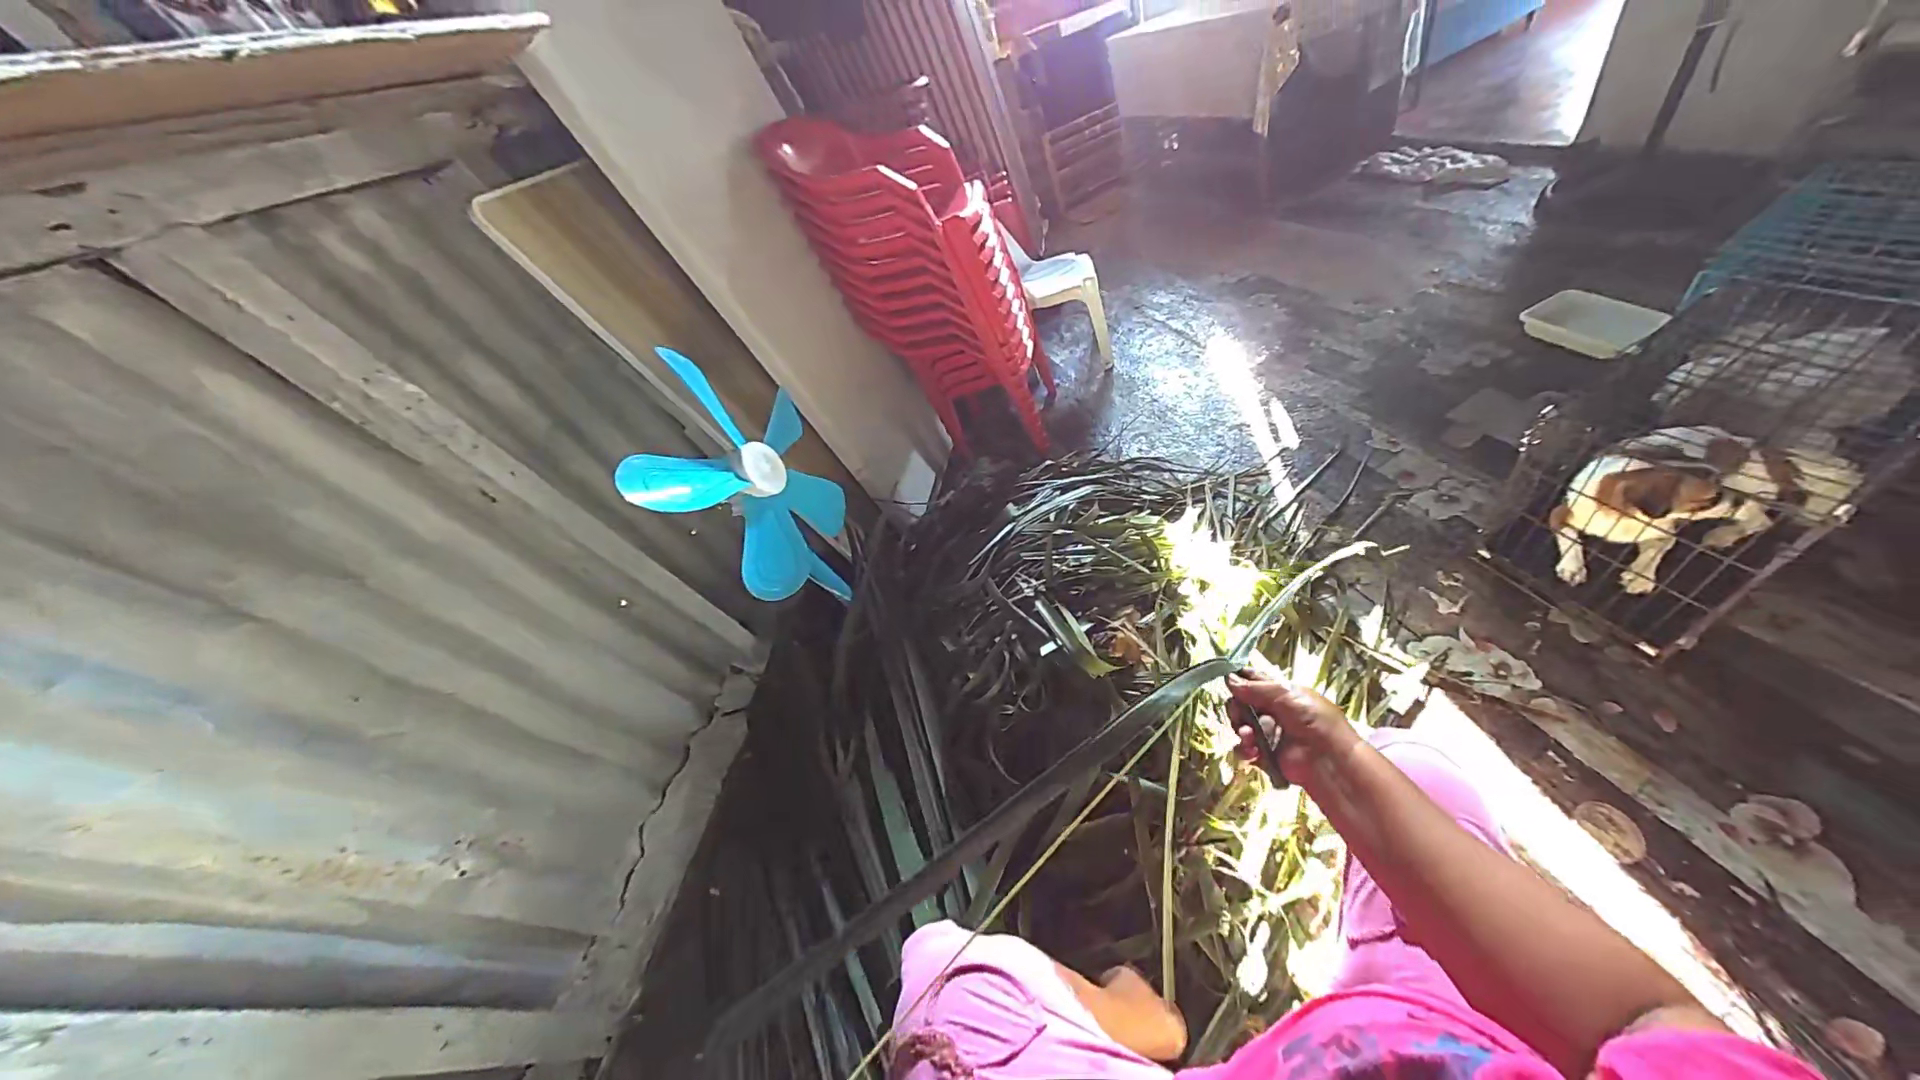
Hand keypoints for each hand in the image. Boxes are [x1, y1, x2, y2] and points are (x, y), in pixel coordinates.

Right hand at [1226, 667, 1360, 787]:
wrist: (1330, 761)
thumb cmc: (1314, 721)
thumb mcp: (1287, 696)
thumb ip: (1255, 688)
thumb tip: (1228, 678)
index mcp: (1283, 694)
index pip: (1256, 682)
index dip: (1241, 680)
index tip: (1226, 680)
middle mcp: (1275, 712)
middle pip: (1243, 705)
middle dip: (1237, 709)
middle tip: (1240, 714)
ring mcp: (1270, 734)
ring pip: (1242, 726)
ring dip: (1241, 730)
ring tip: (1248, 736)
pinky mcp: (1266, 755)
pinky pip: (1246, 749)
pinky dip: (1245, 749)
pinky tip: (1252, 751)